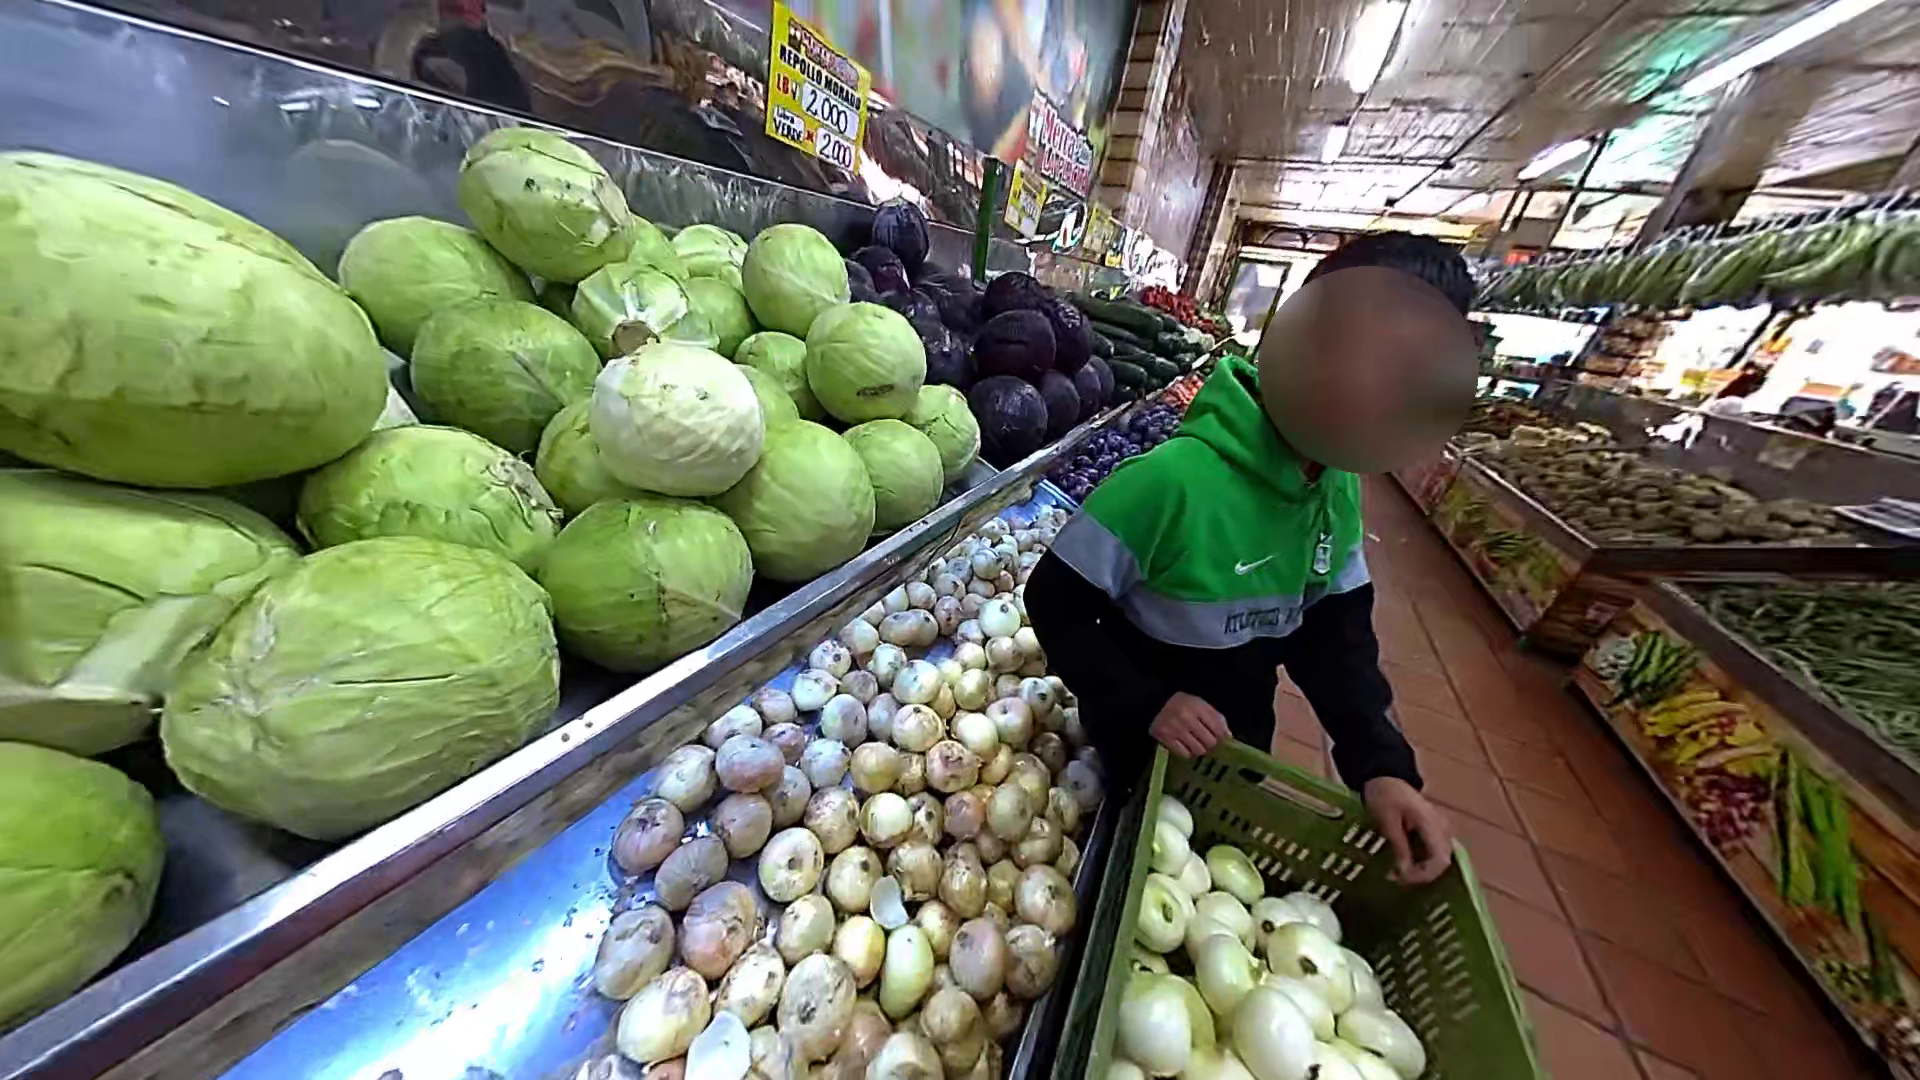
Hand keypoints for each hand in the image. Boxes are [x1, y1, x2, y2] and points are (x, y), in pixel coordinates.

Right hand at [1149, 692, 1230, 757]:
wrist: (1154, 703)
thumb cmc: (1182, 705)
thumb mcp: (1200, 705)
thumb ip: (1216, 719)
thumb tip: (1228, 737)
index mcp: (1196, 706)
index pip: (1219, 729)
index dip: (1222, 736)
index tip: (1219, 738)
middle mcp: (1185, 717)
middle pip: (1210, 742)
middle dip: (1209, 743)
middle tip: (1205, 740)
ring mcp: (1174, 728)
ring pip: (1198, 750)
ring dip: (1198, 748)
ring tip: (1194, 742)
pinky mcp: (1165, 738)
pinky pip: (1184, 754)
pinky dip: (1186, 751)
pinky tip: (1183, 744)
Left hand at [1363, 777, 1453, 884]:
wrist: (1382, 774)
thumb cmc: (1383, 794)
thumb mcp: (1386, 820)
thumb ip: (1399, 845)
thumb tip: (1404, 873)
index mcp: (1433, 825)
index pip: (1440, 860)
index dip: (1423, 874)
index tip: (1401, 878)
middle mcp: (1443, 829)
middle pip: (1441, 861)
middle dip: (1421, 874)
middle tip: (1396, 878)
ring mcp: (1439, 828)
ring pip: (1437, 856)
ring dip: (1420, 867)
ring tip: (1398, 873)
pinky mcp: (1432, 829)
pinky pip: (1431, 849)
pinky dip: (1419, 858)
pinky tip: (1403, 863)